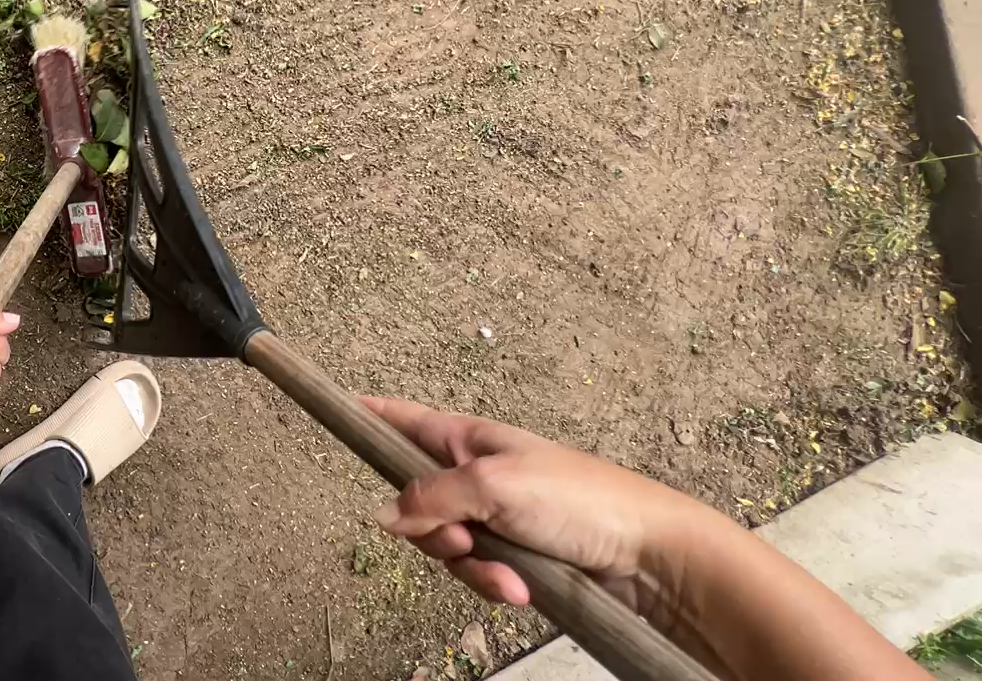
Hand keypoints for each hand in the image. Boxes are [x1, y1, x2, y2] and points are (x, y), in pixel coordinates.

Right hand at [362, 396, 715, 620]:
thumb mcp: (491, 484)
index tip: (338, 406)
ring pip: (442, 541)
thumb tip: (384, 516)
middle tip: (457, 538)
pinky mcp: (514, 555)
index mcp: (463, 439)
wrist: (656, 557)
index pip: (402, 418)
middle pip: (412, 497)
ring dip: (466, 563)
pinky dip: (491, 582)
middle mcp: (471, 474)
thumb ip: (429, 496)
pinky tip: (519, 588)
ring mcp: (492, 516)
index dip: (369, 412)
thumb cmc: (576, 497)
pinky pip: (475, 570)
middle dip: (427, 527)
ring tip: (504, 573)